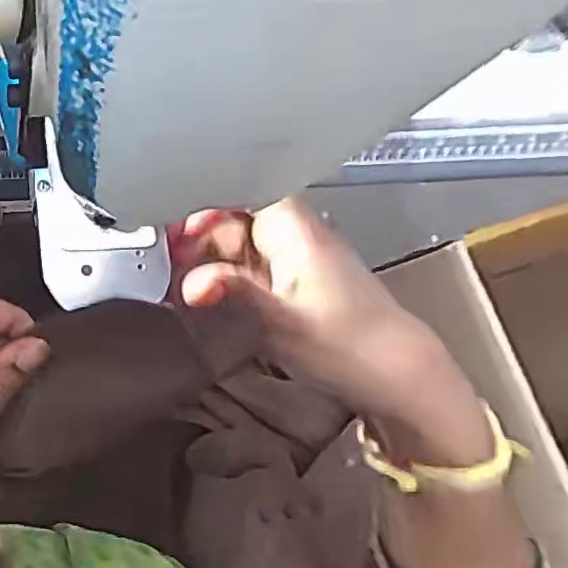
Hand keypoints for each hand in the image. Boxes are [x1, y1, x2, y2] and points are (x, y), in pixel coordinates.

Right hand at [171, 200, 487, 463]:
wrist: (393, 373)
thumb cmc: (345, 343)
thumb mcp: (281, 319)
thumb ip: (232, 292)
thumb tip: (190, 284)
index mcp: (294, 228)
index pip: (240, 193)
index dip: (204, 211)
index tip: (177, 237)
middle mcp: (294, 234)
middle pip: (234, 219)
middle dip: (200, 241)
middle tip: (173, 270)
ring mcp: (293, 258)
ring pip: (239, 244)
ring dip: (210, 262)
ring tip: (186, 289)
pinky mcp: (292, 281)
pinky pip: (250, 266)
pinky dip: (226, 278)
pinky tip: (210, 297)